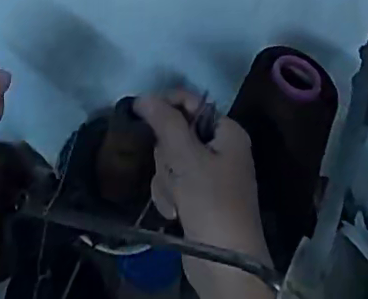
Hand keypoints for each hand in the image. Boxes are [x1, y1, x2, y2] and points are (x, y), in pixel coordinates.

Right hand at [134, 90, 272, 298]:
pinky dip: (169, 196)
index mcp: (227, 132)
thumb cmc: (212, 204)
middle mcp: (220, 149)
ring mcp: (209, 175)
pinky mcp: (198, 198)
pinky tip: (175, 213)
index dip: (165, 105)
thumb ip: (166, 123)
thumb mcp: (188, 158)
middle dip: (168, 156)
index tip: (140, 114)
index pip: (190, 102)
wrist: (226, 269)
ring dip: (167, 179)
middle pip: (177, 133)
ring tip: (177, 199)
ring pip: (171, 160)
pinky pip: (173, 183)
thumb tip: (143, 97)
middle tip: (174, 172)